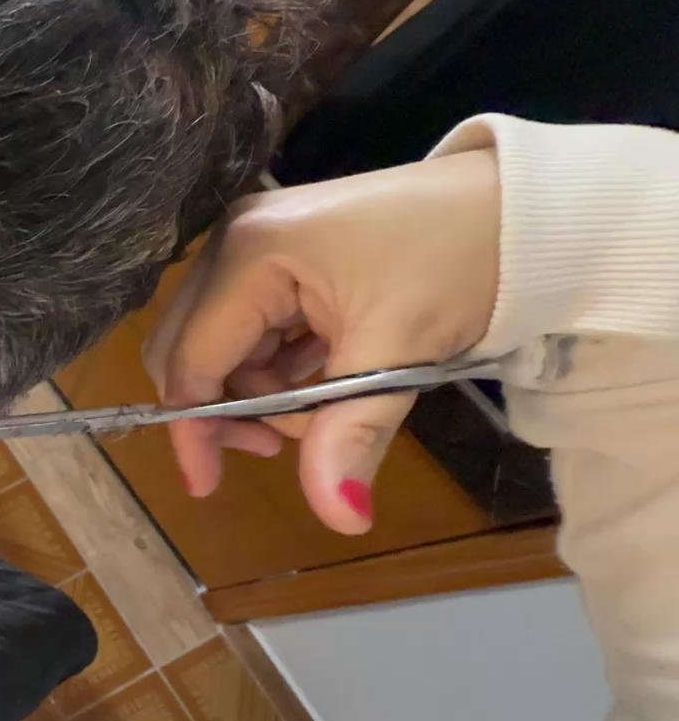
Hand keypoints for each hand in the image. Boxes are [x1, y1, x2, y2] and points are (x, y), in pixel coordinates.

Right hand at [144, 150, 501, 534]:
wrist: (538, 201)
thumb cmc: (472, 259)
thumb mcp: (406, 349)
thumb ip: (353, 432)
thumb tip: (341, 520)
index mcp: (249, 257)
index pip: (191, 360)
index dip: (192, 426)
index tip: (204, 485)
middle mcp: (224, 244)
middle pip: (183, 350)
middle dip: (223, 407)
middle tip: (277, 444)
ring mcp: (238, 244)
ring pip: (207, 342)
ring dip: (249, 389)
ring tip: (317, 407)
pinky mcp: (259, 252)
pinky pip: (234, 325)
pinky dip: (264, 363)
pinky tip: (311, 372)